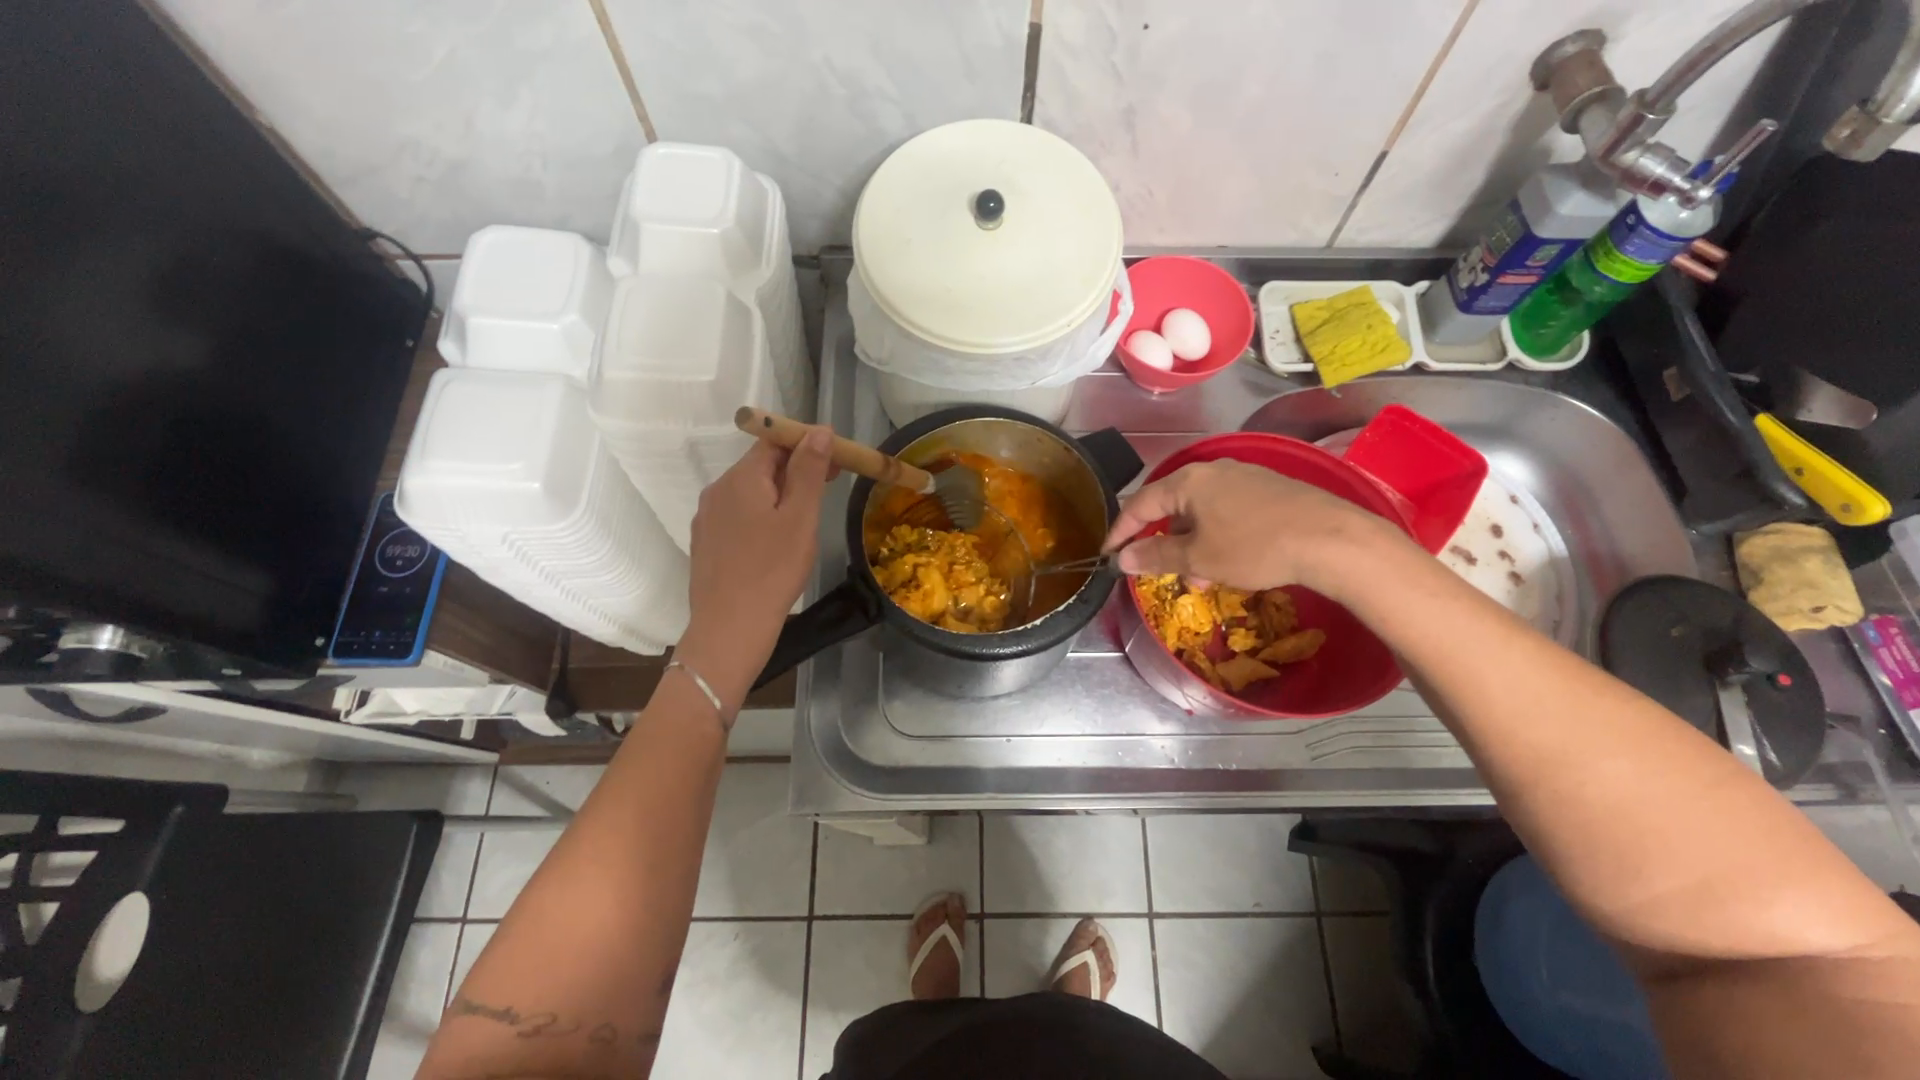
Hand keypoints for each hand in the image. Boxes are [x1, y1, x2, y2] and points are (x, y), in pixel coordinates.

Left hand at [677, 430, 834, 706]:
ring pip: (750, 492)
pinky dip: (763, 515)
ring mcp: (708, 518)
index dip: (808, 443)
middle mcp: (718, 490)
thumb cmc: (772, 571)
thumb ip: (809, 471)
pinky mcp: (707, 543)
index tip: (839, 458)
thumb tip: (818, 431)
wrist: (729, 629)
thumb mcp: (800, 518)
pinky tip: (778, 539)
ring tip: (809, 513)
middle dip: (798, 467)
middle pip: (762, 465)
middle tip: (834, 482)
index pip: (774, 440)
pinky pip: (739, 515)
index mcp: (741, 478)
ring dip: (781, 492)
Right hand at [1101, 460, 1402, 594]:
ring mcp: (1245, 478)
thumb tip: (1122, 558)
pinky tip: (1232, 564)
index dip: (1120, 531)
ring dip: (1193, 545)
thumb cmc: (1255, 547)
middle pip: (1173, 506)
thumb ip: (1156, 556)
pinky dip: (1218, 538)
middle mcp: (1214, 471)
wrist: (1332, 539)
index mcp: (1189, 480)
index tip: (1108, 555)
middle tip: (1163, 574)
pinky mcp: (1271, 490)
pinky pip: (1228, 513)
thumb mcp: (1199, 557)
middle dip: (1164, 543)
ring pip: (1202, 513)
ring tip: (1203, 578)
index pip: (1140, 503)